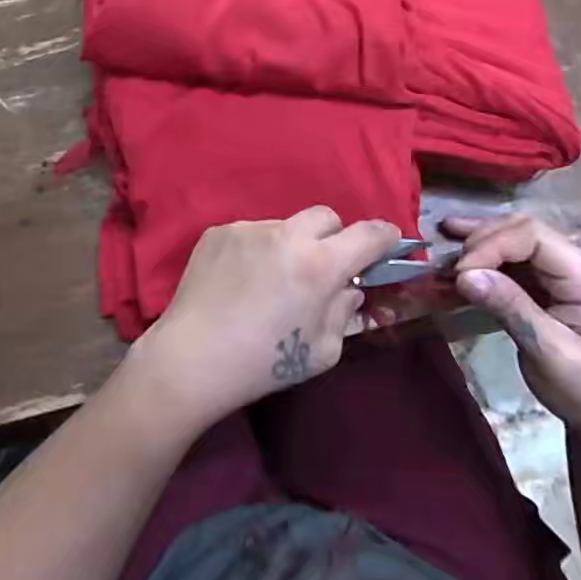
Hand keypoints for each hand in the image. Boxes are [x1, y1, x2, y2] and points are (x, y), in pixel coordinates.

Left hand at [126, 206, 404, 433]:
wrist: (193, 357)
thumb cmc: (264, 363)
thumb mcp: (323, 349)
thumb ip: (343, 311)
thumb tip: (347, 288)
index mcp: (320, 264)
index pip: (368, 233)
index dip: (385, 237)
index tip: (387, 245)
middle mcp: (285, 235)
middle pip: (325, 216)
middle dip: (334, 237)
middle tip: (323, 267)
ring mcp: (247, 229)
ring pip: (284, 226)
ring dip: (290, 245)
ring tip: (271, 281)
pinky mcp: (217, 232)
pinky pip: (251, 233)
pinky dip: (257, 250)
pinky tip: (241, 280)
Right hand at [445, 215, 580, 448]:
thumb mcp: (551, 355)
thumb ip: (512, 309)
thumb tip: (465, 274)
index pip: (535, 237)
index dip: (491, 245)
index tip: (460, 272)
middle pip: (526, 231)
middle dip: (482, 238)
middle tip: (448, 261)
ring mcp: (567, 278)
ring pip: (518, 241)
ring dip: (480, 242)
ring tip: (444, 238)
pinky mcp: (551, 290)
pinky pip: (515, 263)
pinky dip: (485, 260)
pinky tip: (460, 262)